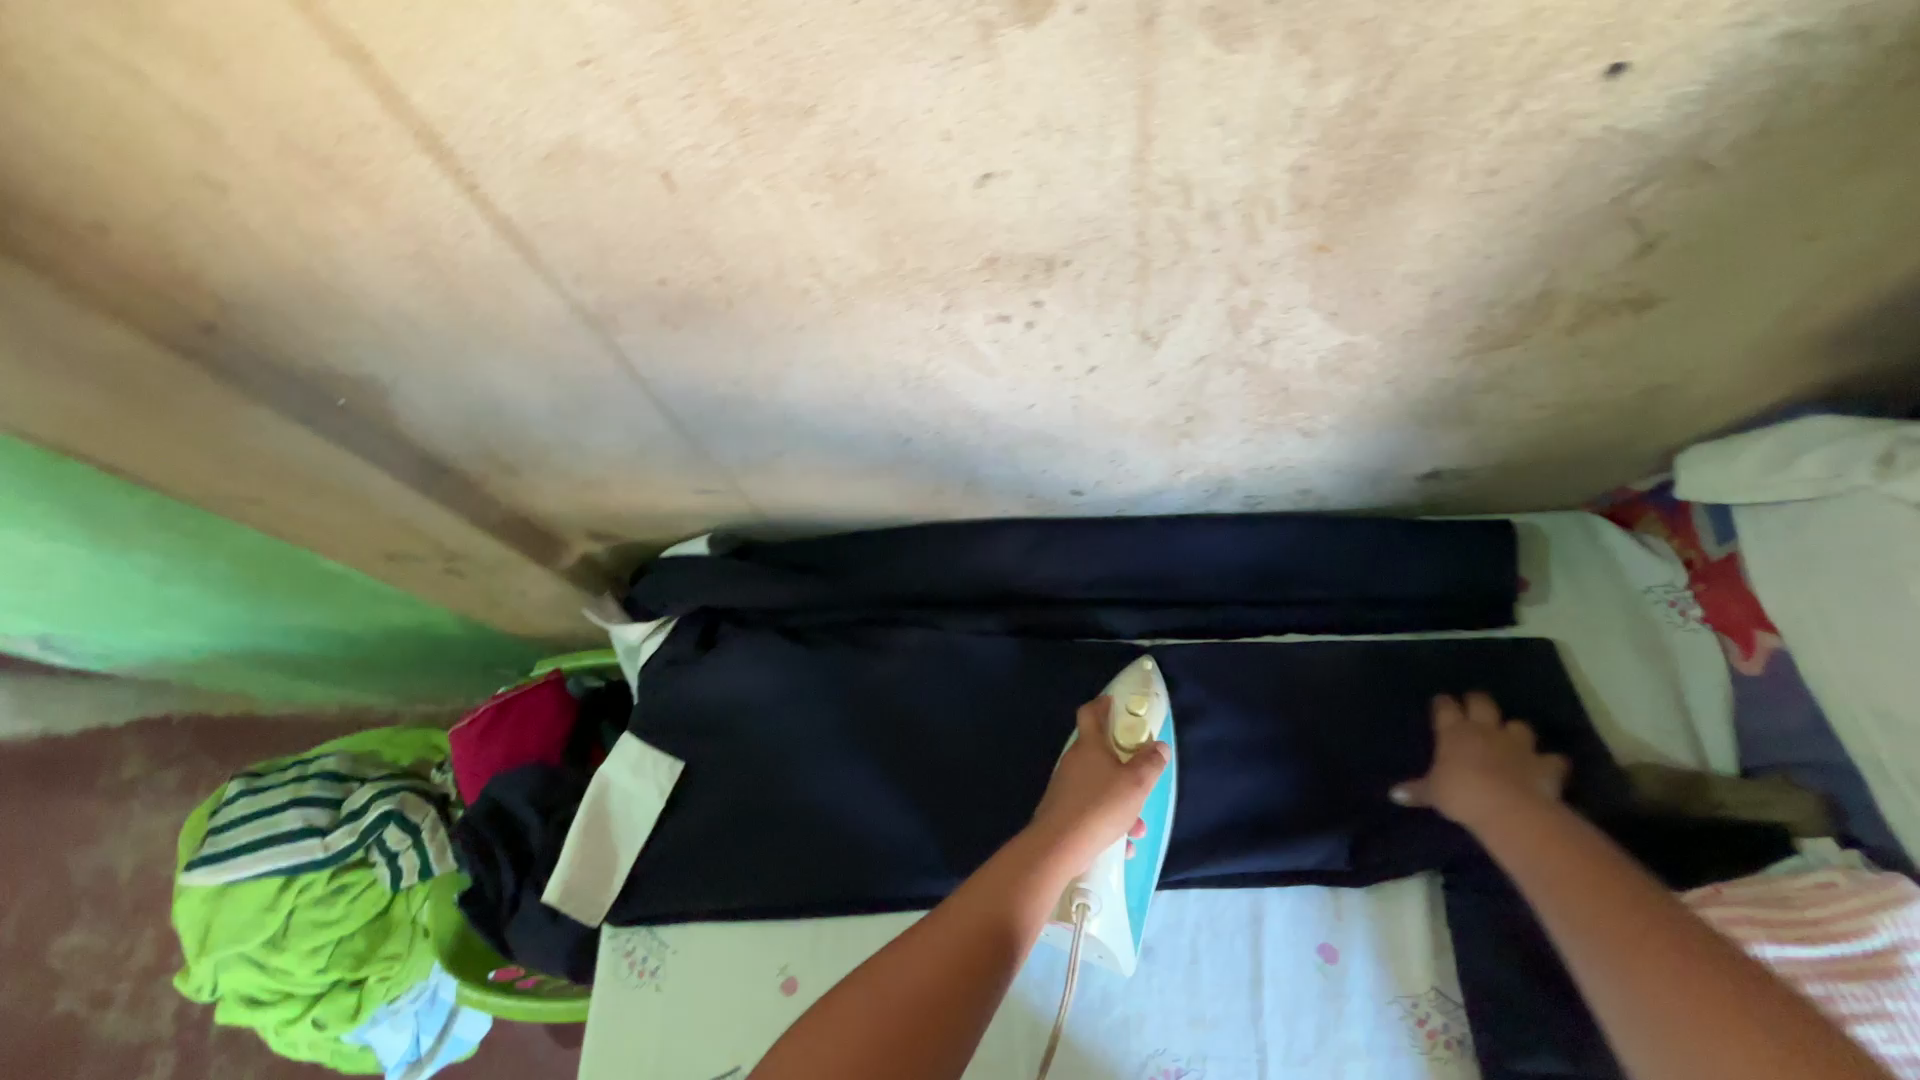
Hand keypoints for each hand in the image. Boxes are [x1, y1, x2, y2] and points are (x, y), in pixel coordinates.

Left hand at [1027, 696, 1170, 876]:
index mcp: (1089, 746)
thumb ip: (1151, 763)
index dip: (1102, 704)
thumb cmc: (1100, 806)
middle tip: (1142, 777)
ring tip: (1137, 828)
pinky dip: (1109, 824)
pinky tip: (1122, 846)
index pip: (1090, 713)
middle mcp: (1073, 762)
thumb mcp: (1136, 784)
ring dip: (1121, 805)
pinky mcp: (1062, 811)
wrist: (1058, 846)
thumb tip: (1158, 746)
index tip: (1114, 703)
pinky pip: (1092, 811)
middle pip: (1100, 754)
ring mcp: (1065, 787)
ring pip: (1100, 788)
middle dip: (1125, 767)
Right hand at [1389, 692, 1569, 828]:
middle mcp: (1486, 731)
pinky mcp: (1545, 763)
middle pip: (1482, 703)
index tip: (1441, 703)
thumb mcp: (1433, 794)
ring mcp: (1518, 744)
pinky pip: (1553, 759)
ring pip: (1519, 725)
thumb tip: (1394, 794)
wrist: (1509, 808)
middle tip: (1474, 706)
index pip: (1445, 708)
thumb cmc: (1461, 795)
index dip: (1443, 704)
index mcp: (1454, 733)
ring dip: (1515, 731)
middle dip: (1478, 701)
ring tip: (1512, 738)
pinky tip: (1547, 767)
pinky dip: (1550, 762)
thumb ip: (1417, 790)